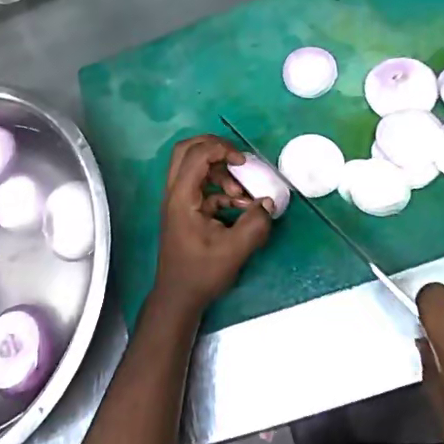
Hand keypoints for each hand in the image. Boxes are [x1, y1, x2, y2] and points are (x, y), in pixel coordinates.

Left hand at [153, 135, 274, 312]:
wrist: (179, 295)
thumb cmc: (201, 273)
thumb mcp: (234, 250)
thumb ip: (254, 223)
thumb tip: (268, 202)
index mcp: (181, 197)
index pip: (196, 155)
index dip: (221, 150)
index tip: (243, 163)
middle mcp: (175, 193)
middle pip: (187, 151)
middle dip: (214, 148)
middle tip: (238, 160)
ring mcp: (178, 201)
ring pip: (193, 167)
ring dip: (219, 172)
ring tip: (240, 194)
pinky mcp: (185, 210)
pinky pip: (201, 187)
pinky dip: (220, 190)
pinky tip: (238, 208)